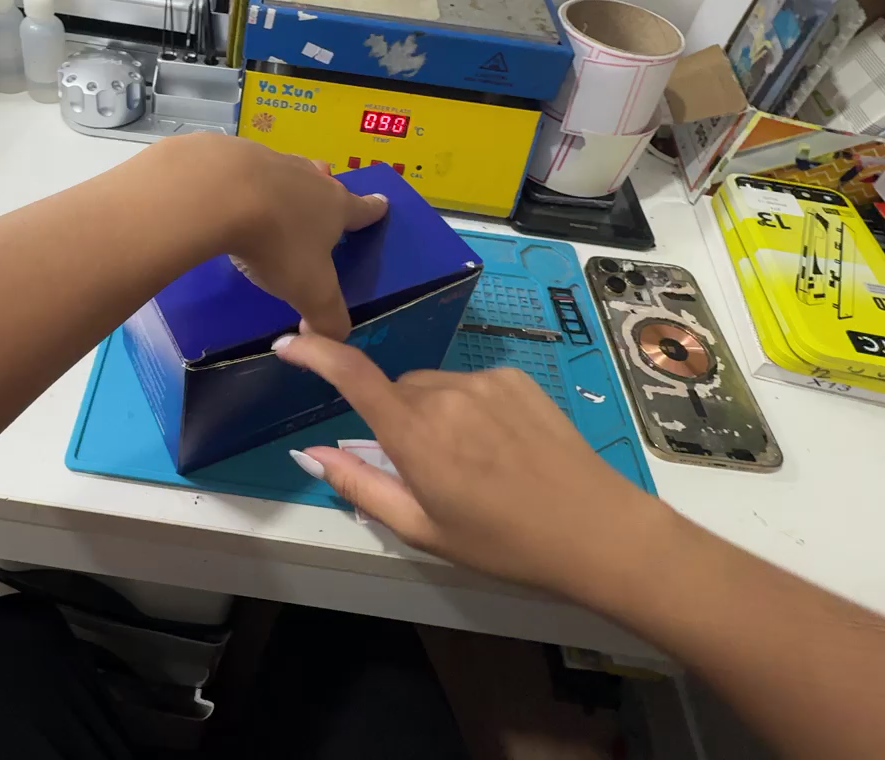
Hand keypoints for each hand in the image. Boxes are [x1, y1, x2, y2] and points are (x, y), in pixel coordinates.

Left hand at [153, 137, 387, 339]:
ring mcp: (270, 161)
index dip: (374, 210)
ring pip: (286, 169)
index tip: (381, 202)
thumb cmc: (277, 242)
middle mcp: (308, 178)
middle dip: (326, 189)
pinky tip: (228, 195)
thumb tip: (334, 339)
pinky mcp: (231, 155)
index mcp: (335, 206)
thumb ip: (327, 318)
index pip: (363, 209)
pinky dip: (242, 181)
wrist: (220, 192)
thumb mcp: (309, 291)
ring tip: (275, 196)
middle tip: (323, 197)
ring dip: (285, 182)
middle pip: (324, 179)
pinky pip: (244, 168)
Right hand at [276, 334, 674, 601]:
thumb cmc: (501, 541)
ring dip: (431, 412)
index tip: (288, 342)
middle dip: (394, 418)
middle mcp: (443, 393)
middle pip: (394, 389)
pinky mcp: (514, 377)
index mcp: (414, 433)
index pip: (350, 375)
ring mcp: (483, 380)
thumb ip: (358, 485)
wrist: (596, 531)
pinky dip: (468, 405)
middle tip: (426, 466)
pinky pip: (468, 382)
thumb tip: (310, 452)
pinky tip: (500, 442)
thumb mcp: (421, 528)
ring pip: (431, 386)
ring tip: (471, 459)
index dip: (313, 353)